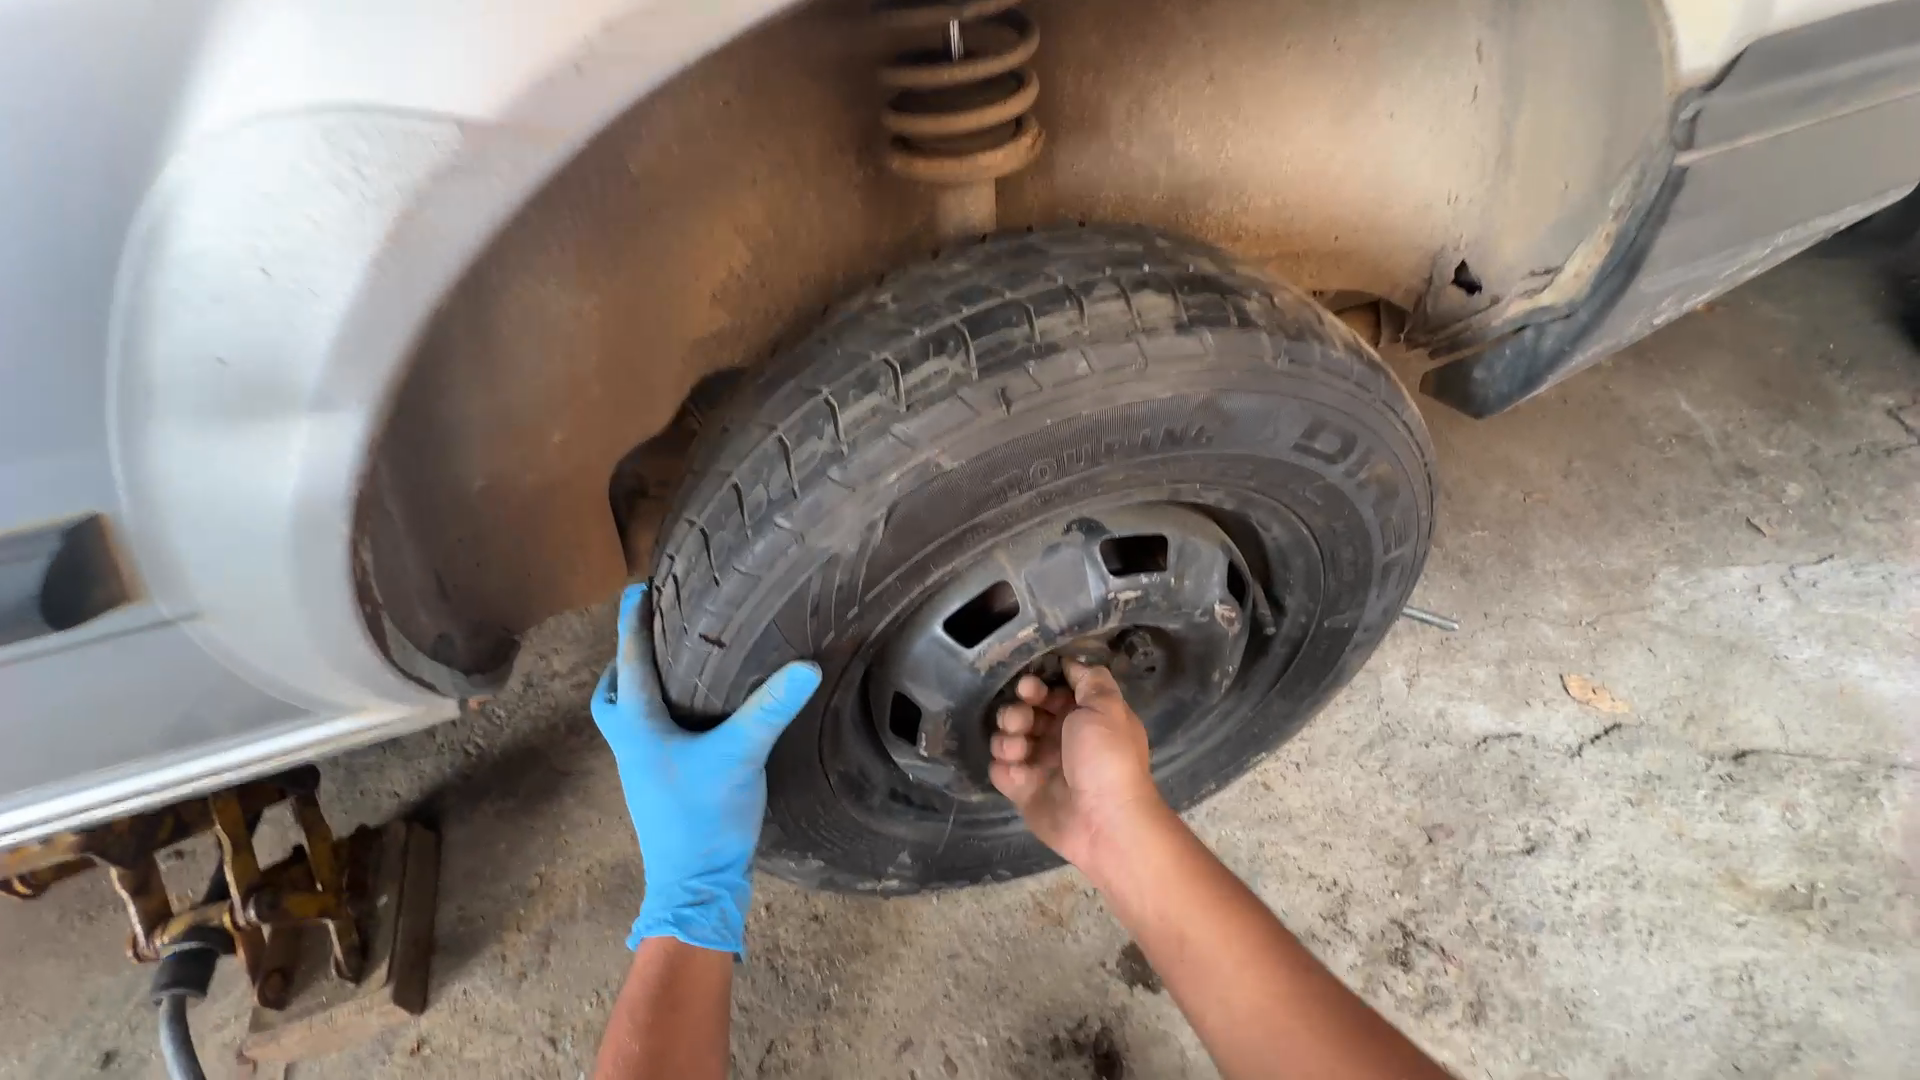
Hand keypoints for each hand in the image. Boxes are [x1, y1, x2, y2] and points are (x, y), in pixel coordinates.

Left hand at [591, 583, 820, 953]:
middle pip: (611, 696)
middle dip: (623, 662)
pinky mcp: (659, 786)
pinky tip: (694, 716)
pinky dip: (658, 715)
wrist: (695, 887)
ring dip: (637, 690)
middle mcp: (631, 746)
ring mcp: (643, 770)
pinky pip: (647, 737)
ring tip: (672, 670)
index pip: (630, 664)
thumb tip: (806, 665)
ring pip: (625, 719)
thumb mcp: (741, 756)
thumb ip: (771, 709)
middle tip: (648, 636)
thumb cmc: (706, 818)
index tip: (637, 588)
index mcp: (639, 729)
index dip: (632, 623)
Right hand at [989, 659, 1170, 873]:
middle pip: (1024, 711)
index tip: (1028, 687)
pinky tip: (1016, 769)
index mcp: (1082, 717)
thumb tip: (1072, 662)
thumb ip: (1090, 679)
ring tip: (1018, 748)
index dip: (1036, 686)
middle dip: (1016, 710)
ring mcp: (1040, 764)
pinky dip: (1003, 765)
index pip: (1050, 691)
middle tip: (1021, 720)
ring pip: (1007, 737)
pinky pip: (1000, 769)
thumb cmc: (1107, 757)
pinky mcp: (1023, 790)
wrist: (1105, 820)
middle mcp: (1059, 738)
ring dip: (1007, 737)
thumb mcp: (1107, 707)